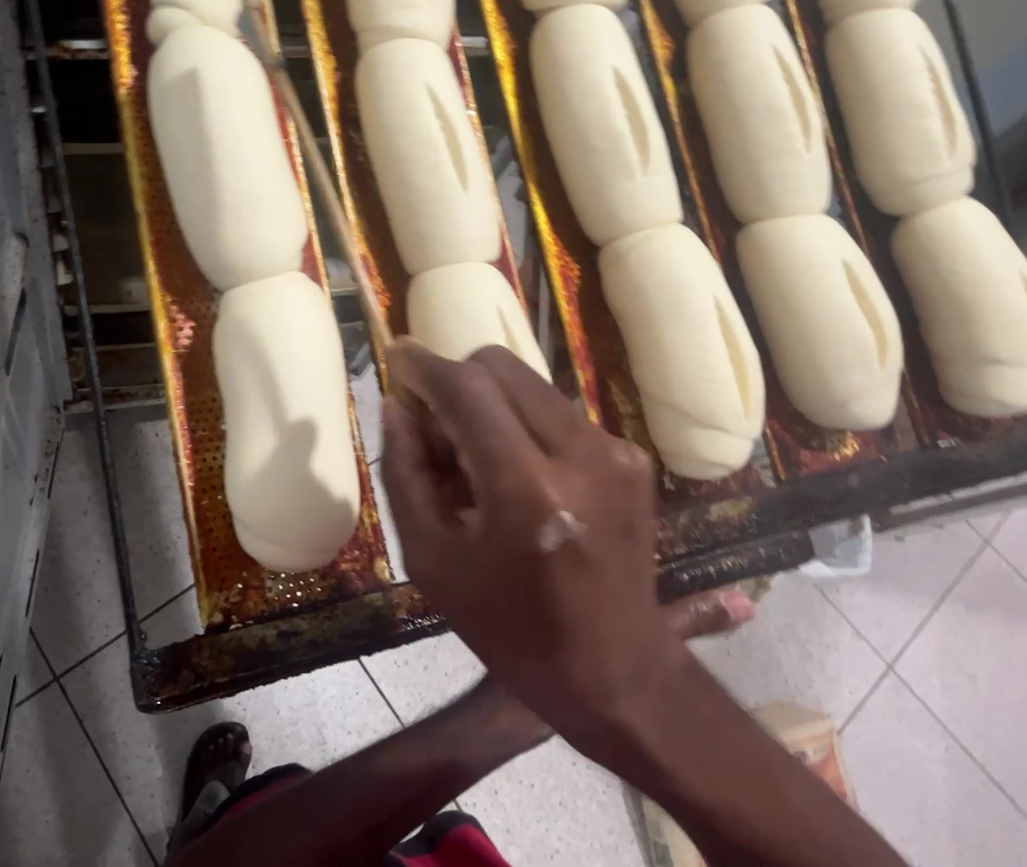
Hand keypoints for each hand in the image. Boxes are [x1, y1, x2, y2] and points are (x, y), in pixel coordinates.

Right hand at [382, 342, 736, 745]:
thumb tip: (396, 406)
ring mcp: (615, 452)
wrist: (615, 672)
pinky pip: (557, 412)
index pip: (467, 389)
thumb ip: (405, 473)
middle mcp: (579, 455)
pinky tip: (512, 476)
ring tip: (472, 461)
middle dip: (455, 381)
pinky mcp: (631, 458)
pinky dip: (521, 425)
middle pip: (499, 367)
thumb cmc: (508, 629)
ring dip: (488, 403)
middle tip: (432, 427)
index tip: (395, 355)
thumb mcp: (431, 560)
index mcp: (525, 490)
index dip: (424, 367)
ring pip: (529, 385)